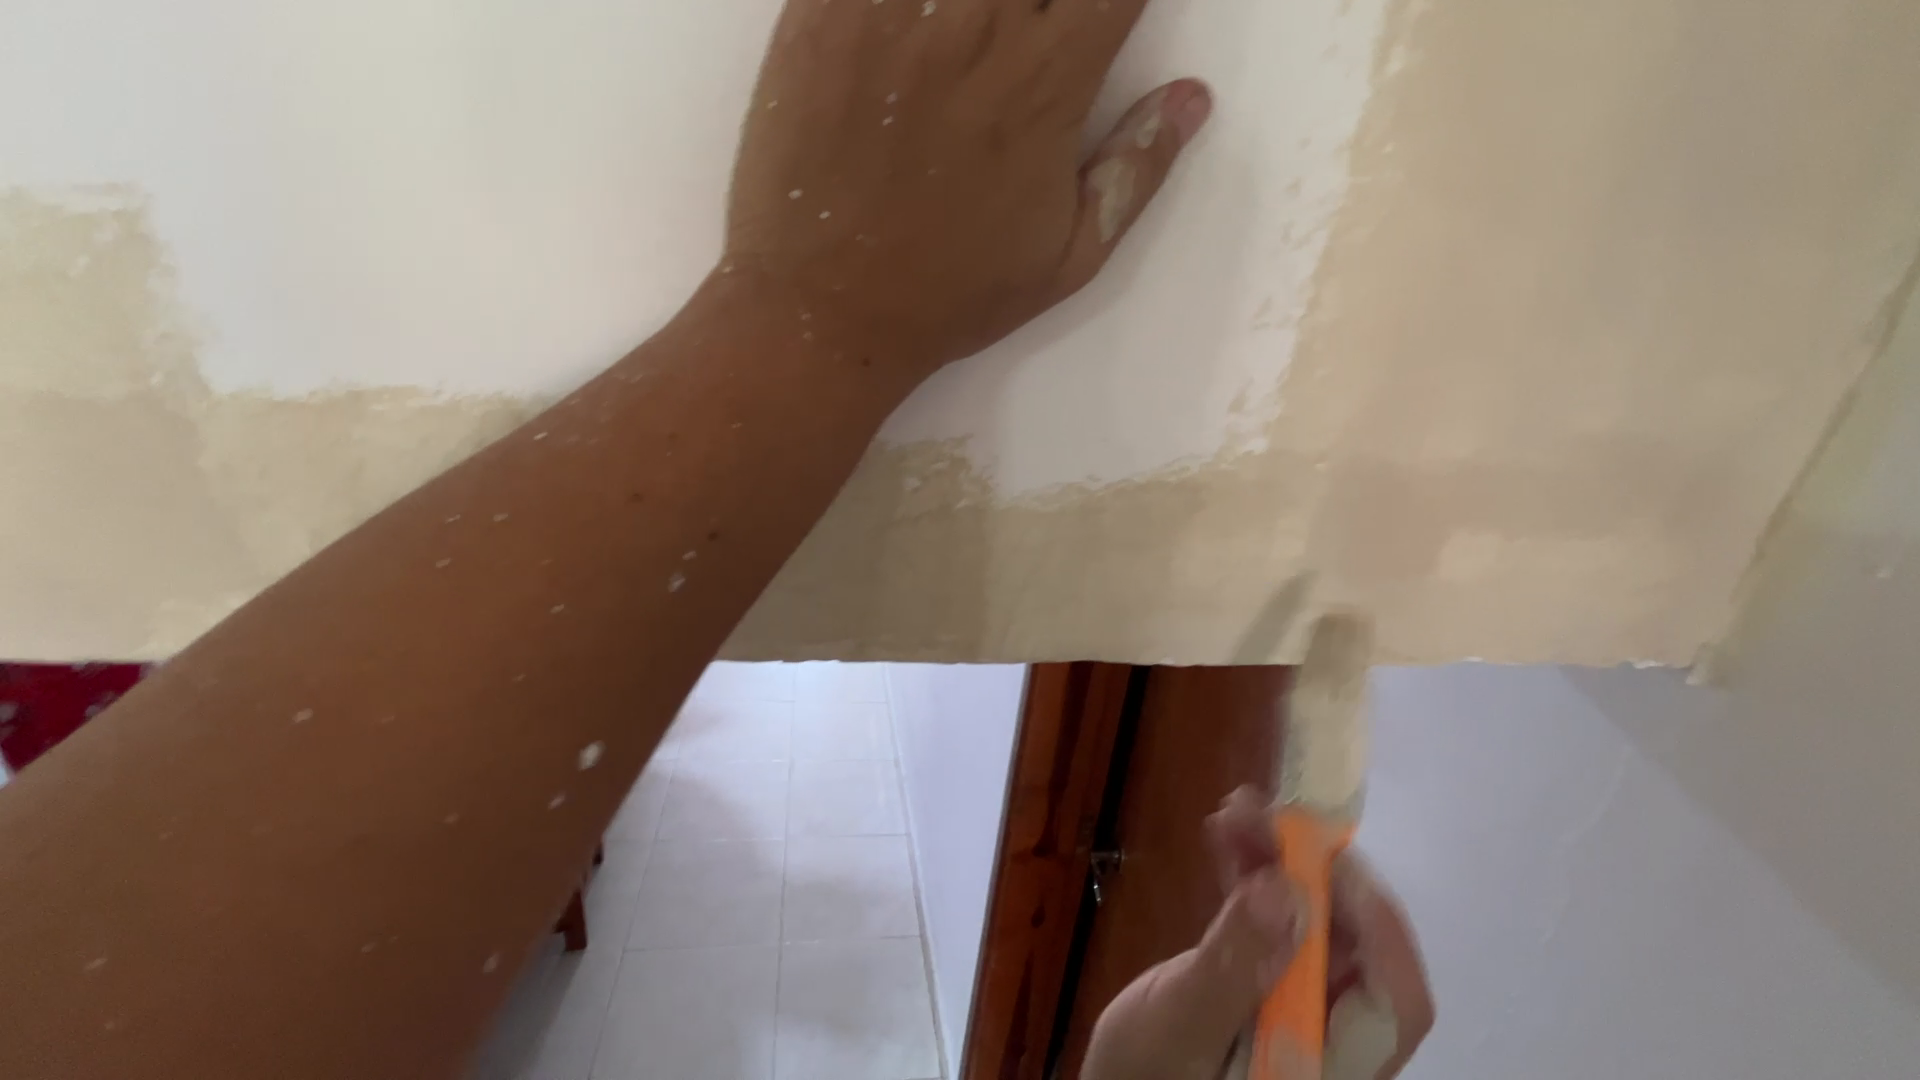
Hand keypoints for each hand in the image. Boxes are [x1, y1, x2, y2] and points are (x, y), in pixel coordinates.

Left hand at [725, 0, 1211, 374]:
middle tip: (1025, 39)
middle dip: (1044, 0)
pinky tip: (909, 23)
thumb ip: (1133, 175)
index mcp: (1046, 85)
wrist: (828, 312)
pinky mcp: (819, 18)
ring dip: (973, 2)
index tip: (1095, 21)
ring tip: (968, 41)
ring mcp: (891, 16)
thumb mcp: (1065, 263)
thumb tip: (1190, 99)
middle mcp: (975, 30)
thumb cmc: (951, 297)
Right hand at [1081, 786, 1434, 1079]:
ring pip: (1314, 928)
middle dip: (1316, 875)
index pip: (1395, 1004)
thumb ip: (1234, 967)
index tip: (1327, 855)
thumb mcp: (1178, 1027)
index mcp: (1327, 1068)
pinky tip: (1226, 837)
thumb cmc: (1142, 1077)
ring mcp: (1300, 1013)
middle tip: (1269, 815)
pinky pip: (1275, 926)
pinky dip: (1254, 880)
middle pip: (1355, 952)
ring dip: (1280, 866)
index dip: (1375, 924)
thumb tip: (1285, 891)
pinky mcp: (1267, 987)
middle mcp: (1330, 1040)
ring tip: (1235, 811)